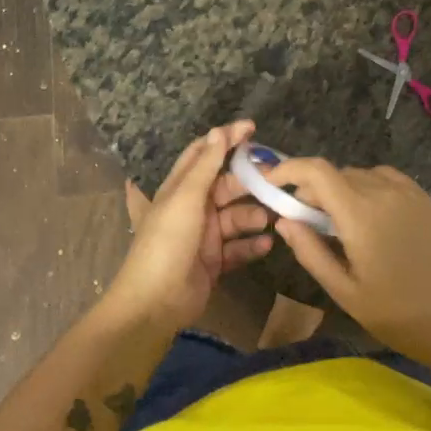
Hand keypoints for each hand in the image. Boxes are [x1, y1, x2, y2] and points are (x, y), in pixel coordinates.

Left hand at [102, 122, 274, 331]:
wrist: (155, 302)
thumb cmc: (167, 242)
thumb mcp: (186, 199)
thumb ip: (205, 166)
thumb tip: (218, 130)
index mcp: (180, 188)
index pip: (203, 154)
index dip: (225, 139)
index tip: (252, 128)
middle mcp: (193, 208)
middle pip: (225, 186)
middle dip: (249, 183)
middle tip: (275, 182)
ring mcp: (204, 236)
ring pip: (236, 218)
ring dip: (253, 217)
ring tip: (270, 219)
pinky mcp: (214, 262)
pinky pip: (238, 248)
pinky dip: (251, 245)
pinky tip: (267, 244)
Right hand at [268, 159, 430, 363]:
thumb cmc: (400, 314)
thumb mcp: (345, 291)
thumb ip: (310, 251)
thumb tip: (284, 221)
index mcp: (360, 213)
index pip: (316, 171)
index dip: (288, 170)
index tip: (270, 184)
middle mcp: (383, 191)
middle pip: (336, 173)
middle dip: (311, 188)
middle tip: (301, 219)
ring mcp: (408, 192)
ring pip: (359, 174)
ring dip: (339, 189)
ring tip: (335, 224)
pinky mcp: (424, 199)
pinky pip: (384, 178)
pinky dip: (365, 187)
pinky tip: (367, 217)